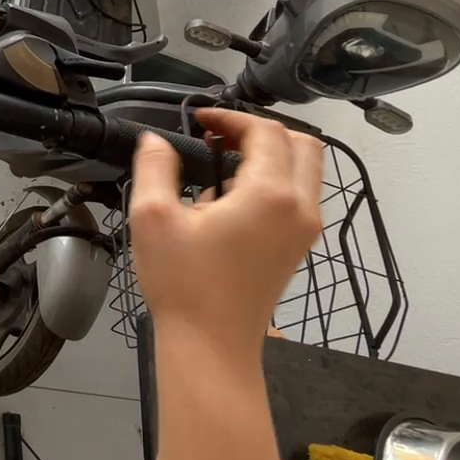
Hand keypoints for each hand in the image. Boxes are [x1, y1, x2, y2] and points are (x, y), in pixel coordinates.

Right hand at [128, 110, 323, 360]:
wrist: (210, 342)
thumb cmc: (182, 282)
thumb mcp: (153, 216)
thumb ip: (154, 167)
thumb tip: (156, 141)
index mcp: (269, 194)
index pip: (265, 131)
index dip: (231, 116)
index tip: (199, 120)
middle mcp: (299, 207)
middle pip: (301, 144)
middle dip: (259, 131)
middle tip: (217, 136)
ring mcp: (304, 229)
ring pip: (306, 169)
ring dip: (270, 154)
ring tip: (221, 163)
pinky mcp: (297, 247)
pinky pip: (298, 195)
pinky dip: (273, 180)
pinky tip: (229, 198)